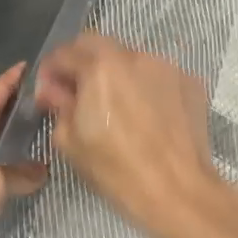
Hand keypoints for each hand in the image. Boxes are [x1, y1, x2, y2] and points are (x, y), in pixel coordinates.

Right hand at [33, 32, 222, 233]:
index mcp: (99, 67)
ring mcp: (166, 67)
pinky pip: (156, 76)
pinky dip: (143, 87)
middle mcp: (134, 56)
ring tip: (114, 106)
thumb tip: (54, 92)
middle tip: (77, 93)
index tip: (48, 92)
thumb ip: (59, 106)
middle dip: (81, 64)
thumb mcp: (70, 141)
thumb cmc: (116, 170)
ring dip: (115, 74)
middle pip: (97, 46)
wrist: (178, 192)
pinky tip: (144, 115)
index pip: (63, 53)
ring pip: (130, 59)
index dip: (50, 71)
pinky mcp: (190, 83)